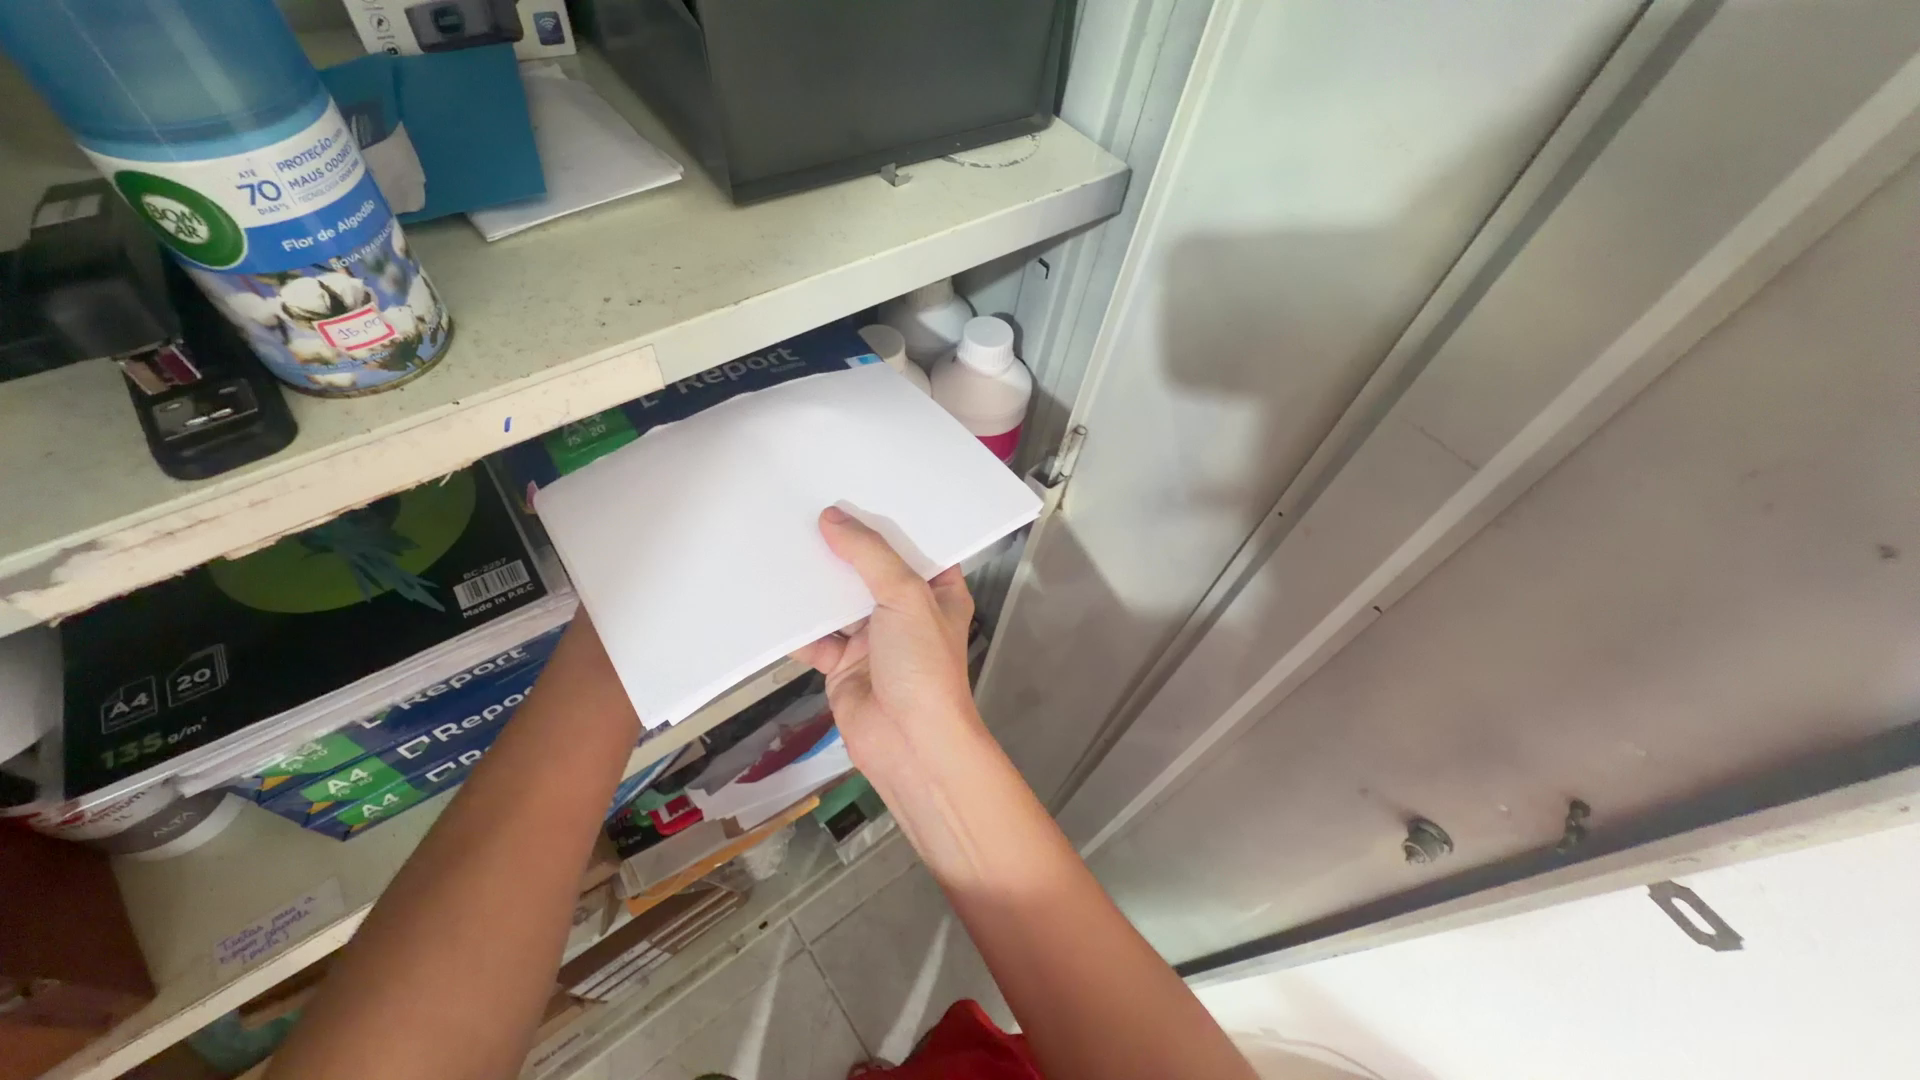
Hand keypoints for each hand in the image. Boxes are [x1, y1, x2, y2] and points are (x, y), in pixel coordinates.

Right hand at [792, 507, 977, 774]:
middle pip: (870, 571)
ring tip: (783, 540)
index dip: (888, 521)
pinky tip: (770, 596)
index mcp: (937, 592)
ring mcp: (874, 640)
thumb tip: (832, 518)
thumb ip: (869, 555)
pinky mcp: (843, 666)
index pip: (914, 547)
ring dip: (816, 583)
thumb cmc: (923, 666)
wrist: (910, 745)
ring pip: (839, 603)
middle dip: (843, 547)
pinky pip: (816, 638)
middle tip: (807, 507)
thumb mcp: (905, 597)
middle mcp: (906, 612)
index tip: (858, 488)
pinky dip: (796, 625)